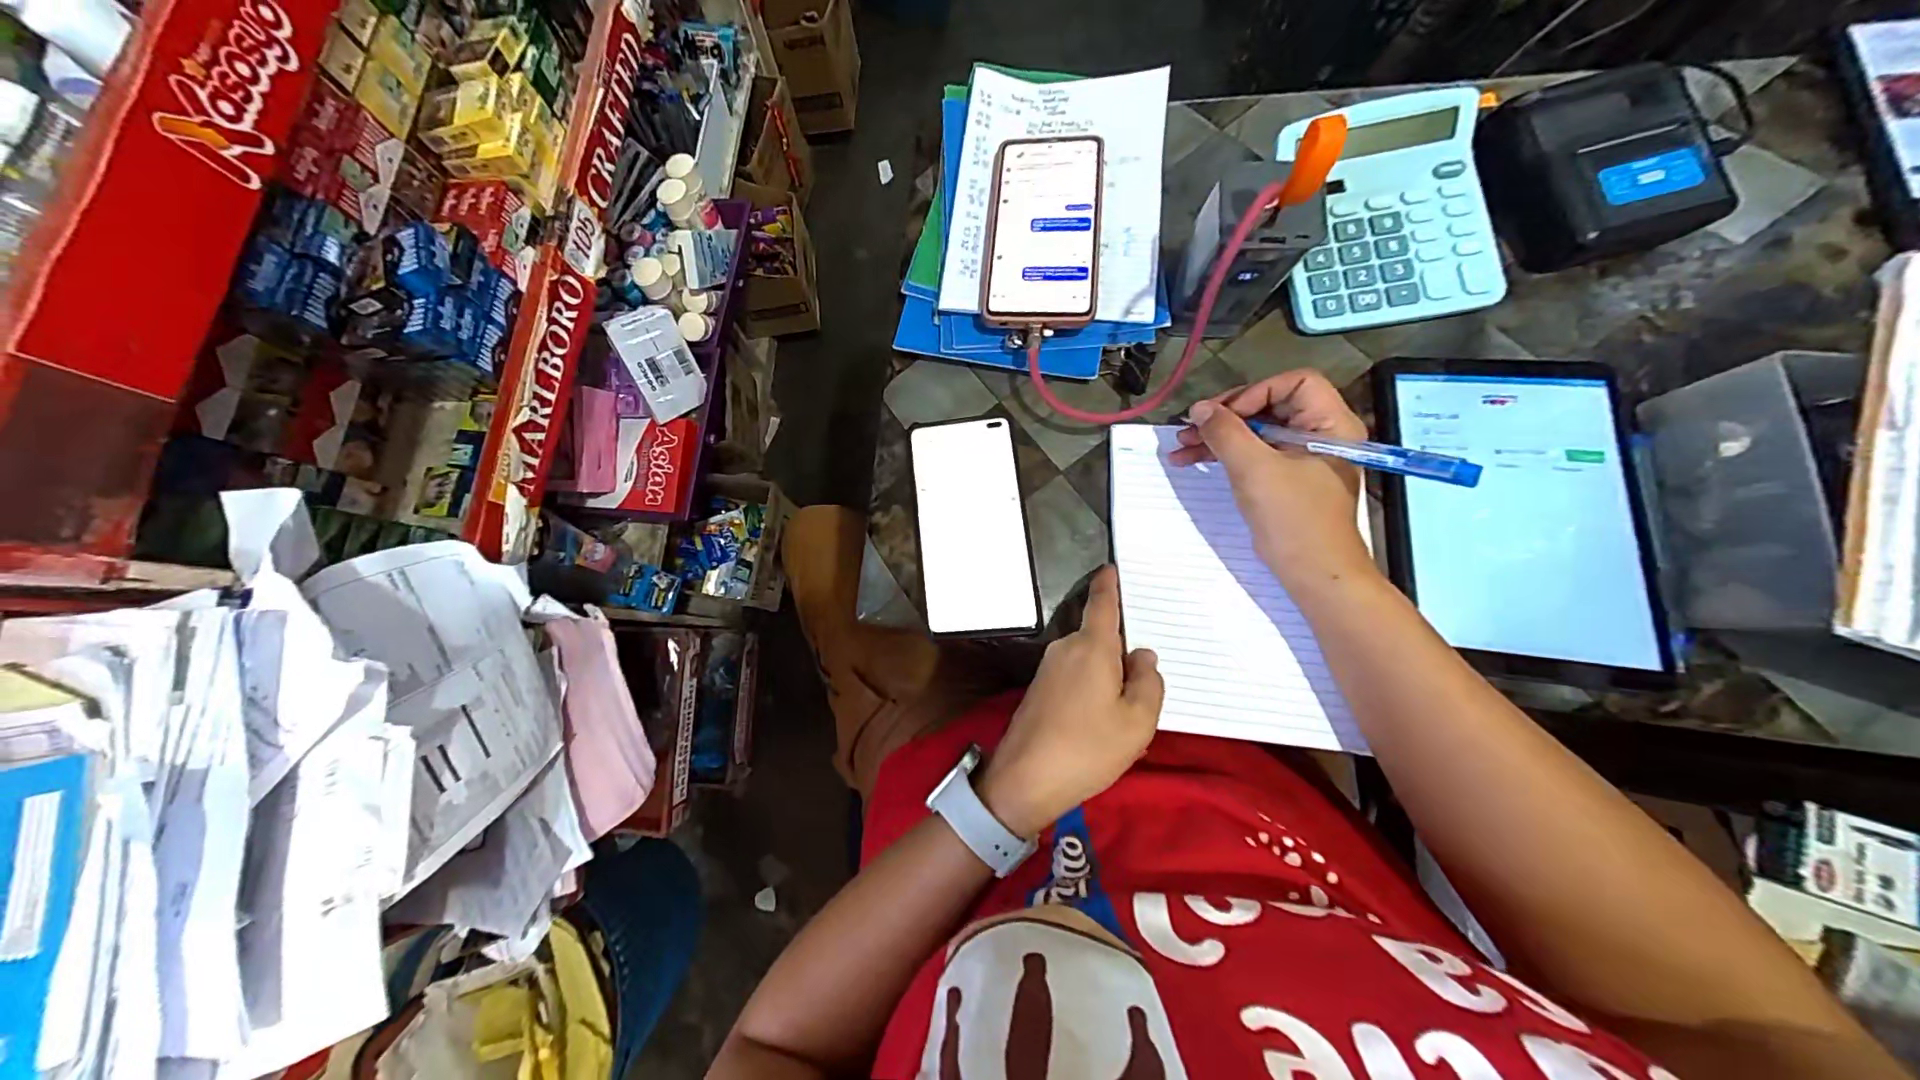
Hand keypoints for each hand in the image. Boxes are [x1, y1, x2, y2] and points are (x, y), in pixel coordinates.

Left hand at [976, 566, 1163, 837]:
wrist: (1025, 780)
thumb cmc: (1087, 748)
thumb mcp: (1137, 721)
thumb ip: (1148, 682)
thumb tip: (1142, 655)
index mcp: (1091, 647)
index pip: (1103, 604)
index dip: (1109, 584)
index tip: (1112, 567)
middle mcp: (1065, 649)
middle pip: (1100, 638)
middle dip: (1122, 653)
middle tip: (1146, 680)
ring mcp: (1048, 670)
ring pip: (1089, 662)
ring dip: (1108, 677)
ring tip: (1127, 713)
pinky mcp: (1039, 690)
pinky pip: (1076, 678)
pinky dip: (1093, 690)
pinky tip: (1101, 723)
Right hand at [1168, 370, 1378, 592]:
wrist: (1314, 573)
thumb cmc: (1293, 520)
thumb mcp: (1254, 469)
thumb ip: (1226, 432)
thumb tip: (1200, 408)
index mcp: (1330, 424)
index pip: (1294, 383)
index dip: (1255, 393)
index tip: (1224, 416)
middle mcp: (1320, 434)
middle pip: (1270, 405)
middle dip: (1226, 416)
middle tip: (1192, 428)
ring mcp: (1303, 457)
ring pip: (1257, 431)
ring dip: (1219, 436)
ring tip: (1182, 446)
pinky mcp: (1287, 478)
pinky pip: (1255, 453)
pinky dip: (1226, 454)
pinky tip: (1194, 459)